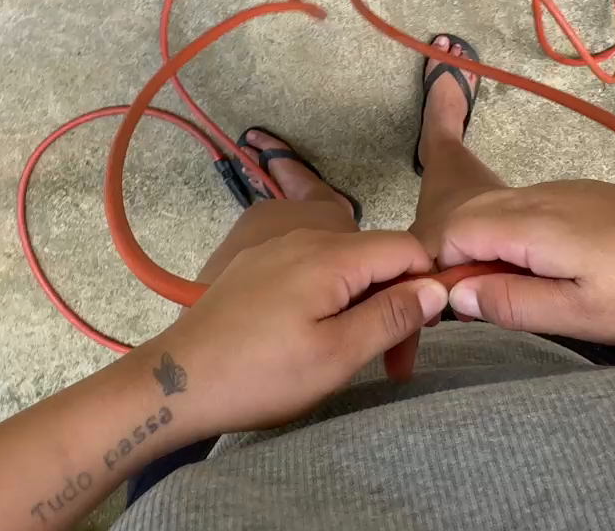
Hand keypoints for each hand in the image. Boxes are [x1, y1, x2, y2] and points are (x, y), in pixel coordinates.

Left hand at [145, 229, 446, 434]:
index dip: (425, 285)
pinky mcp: (258, 262)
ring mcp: (278, 246)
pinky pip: (312, 266)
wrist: (179, 378)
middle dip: (393, 302)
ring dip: (362, 302)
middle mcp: (307, 236)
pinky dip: (329, 295)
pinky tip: (311, 332)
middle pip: (375, 255)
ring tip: (349, 352)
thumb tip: (436, 286)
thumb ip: (391, 316)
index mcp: (332, 254)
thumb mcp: (336, 356)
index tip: (418, 334)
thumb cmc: (263, 373)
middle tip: (388, 364)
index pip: (406, 246)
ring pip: (344, 262)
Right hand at [437, 180, 614, 345]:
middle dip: (458, 257)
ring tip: (512, 295)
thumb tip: (456, 293)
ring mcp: (563, 191)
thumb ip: (514, 302)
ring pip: (498, 210)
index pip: (453, 230)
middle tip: (477, 306)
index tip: (450, 308)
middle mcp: (539, 196)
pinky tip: (547, 271)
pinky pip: (527, 209)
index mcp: (532, 223)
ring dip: (487, 248)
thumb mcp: (584, 314)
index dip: (439, 267)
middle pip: (470, 214)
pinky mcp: (585, 195)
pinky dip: (515, 238)